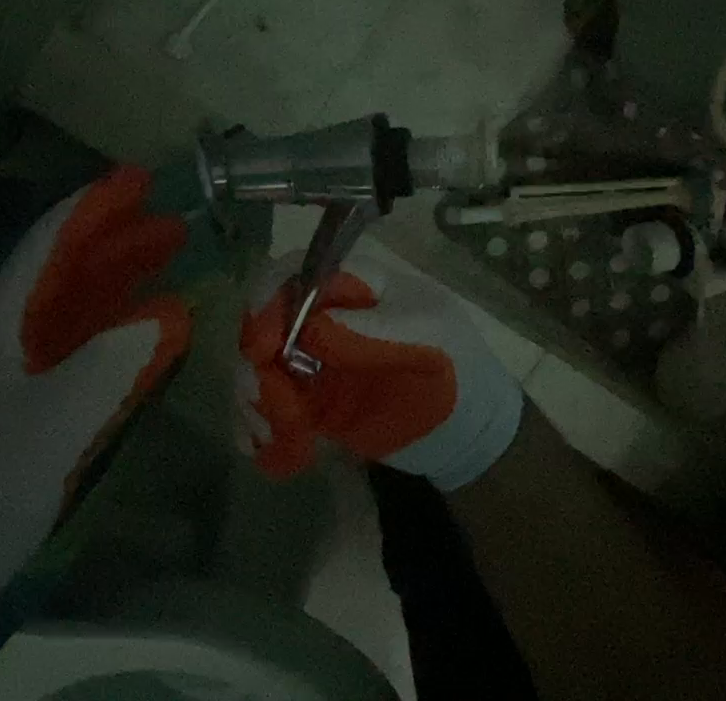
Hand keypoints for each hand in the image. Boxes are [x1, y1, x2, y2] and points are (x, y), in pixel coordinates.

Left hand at [0, 166, 187, 675]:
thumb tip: (169, 311)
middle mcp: (0, 334)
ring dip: (121, 287)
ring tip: (171, 265)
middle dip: (119, 245)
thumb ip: (113, 360)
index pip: (47, 244)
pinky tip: (145, 331)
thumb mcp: (50, 423)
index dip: (93, 207)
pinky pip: (75, 351)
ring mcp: (11, 371)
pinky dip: (113, 334)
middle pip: (65, 272)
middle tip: (176, 225)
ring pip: (73, 311)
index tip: (137, 178)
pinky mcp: (23, 406)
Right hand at [236, 248, 522, 491]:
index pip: (299, 273)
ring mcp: (316, 359)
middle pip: (268, 318)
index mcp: (357, 287)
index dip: (270, 298)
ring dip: (254, 396)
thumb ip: (369, 331)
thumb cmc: (460, 372)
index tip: (262, 343)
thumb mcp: (426, 339)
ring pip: (261, 364)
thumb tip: (307, 327)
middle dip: (256, 357)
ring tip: (273, 434)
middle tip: (264, 397)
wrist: (471, 438)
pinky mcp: (311, 400)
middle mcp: (327, 316)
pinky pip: (272, 405)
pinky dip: (261, 426)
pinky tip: (271, 451)